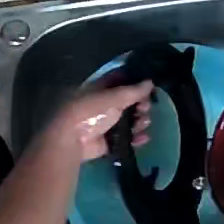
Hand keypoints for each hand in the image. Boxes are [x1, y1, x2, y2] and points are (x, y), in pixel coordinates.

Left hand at [36, 81, 152, 161]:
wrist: (72, 139)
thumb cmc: (91, 111)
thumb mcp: (114, 97)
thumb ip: (134, 91)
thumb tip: (150, 82)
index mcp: (101, 89)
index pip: (121, 81)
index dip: (136, 83)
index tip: (150, 88)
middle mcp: (103, 104)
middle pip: (128, 103)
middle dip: (140, 105)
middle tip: (145, 109)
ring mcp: (105, 123)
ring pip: (128, 121)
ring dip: (139, 121)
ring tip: (143, 124)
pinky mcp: (107, 141)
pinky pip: (126, 138)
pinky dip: (135, 138)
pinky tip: (143, 138)